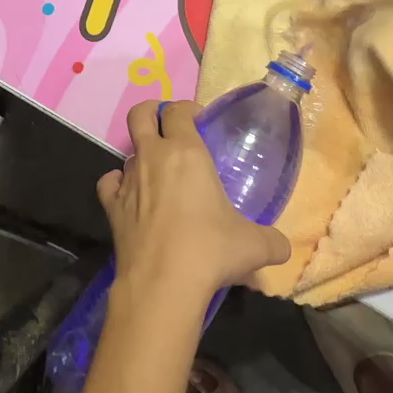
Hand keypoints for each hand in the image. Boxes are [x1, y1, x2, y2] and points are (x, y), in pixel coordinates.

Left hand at [97, 100, 289, 303]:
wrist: (163, 283)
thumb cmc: (211, 251)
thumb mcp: (255, 245)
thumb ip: (272, 240)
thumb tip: (283, 247)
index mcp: (186, 153)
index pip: (178, 111)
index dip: (187, 109)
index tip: (198, 119)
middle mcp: (153, 157)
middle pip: (140, 114)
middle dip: (151, 112)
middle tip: (166, 125)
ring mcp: (128, 180)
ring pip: (128, 153)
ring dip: (141, 157)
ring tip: (158, 175)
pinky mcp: (111, 205)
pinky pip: (109, 183)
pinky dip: (118, 184)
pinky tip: (130, 196)